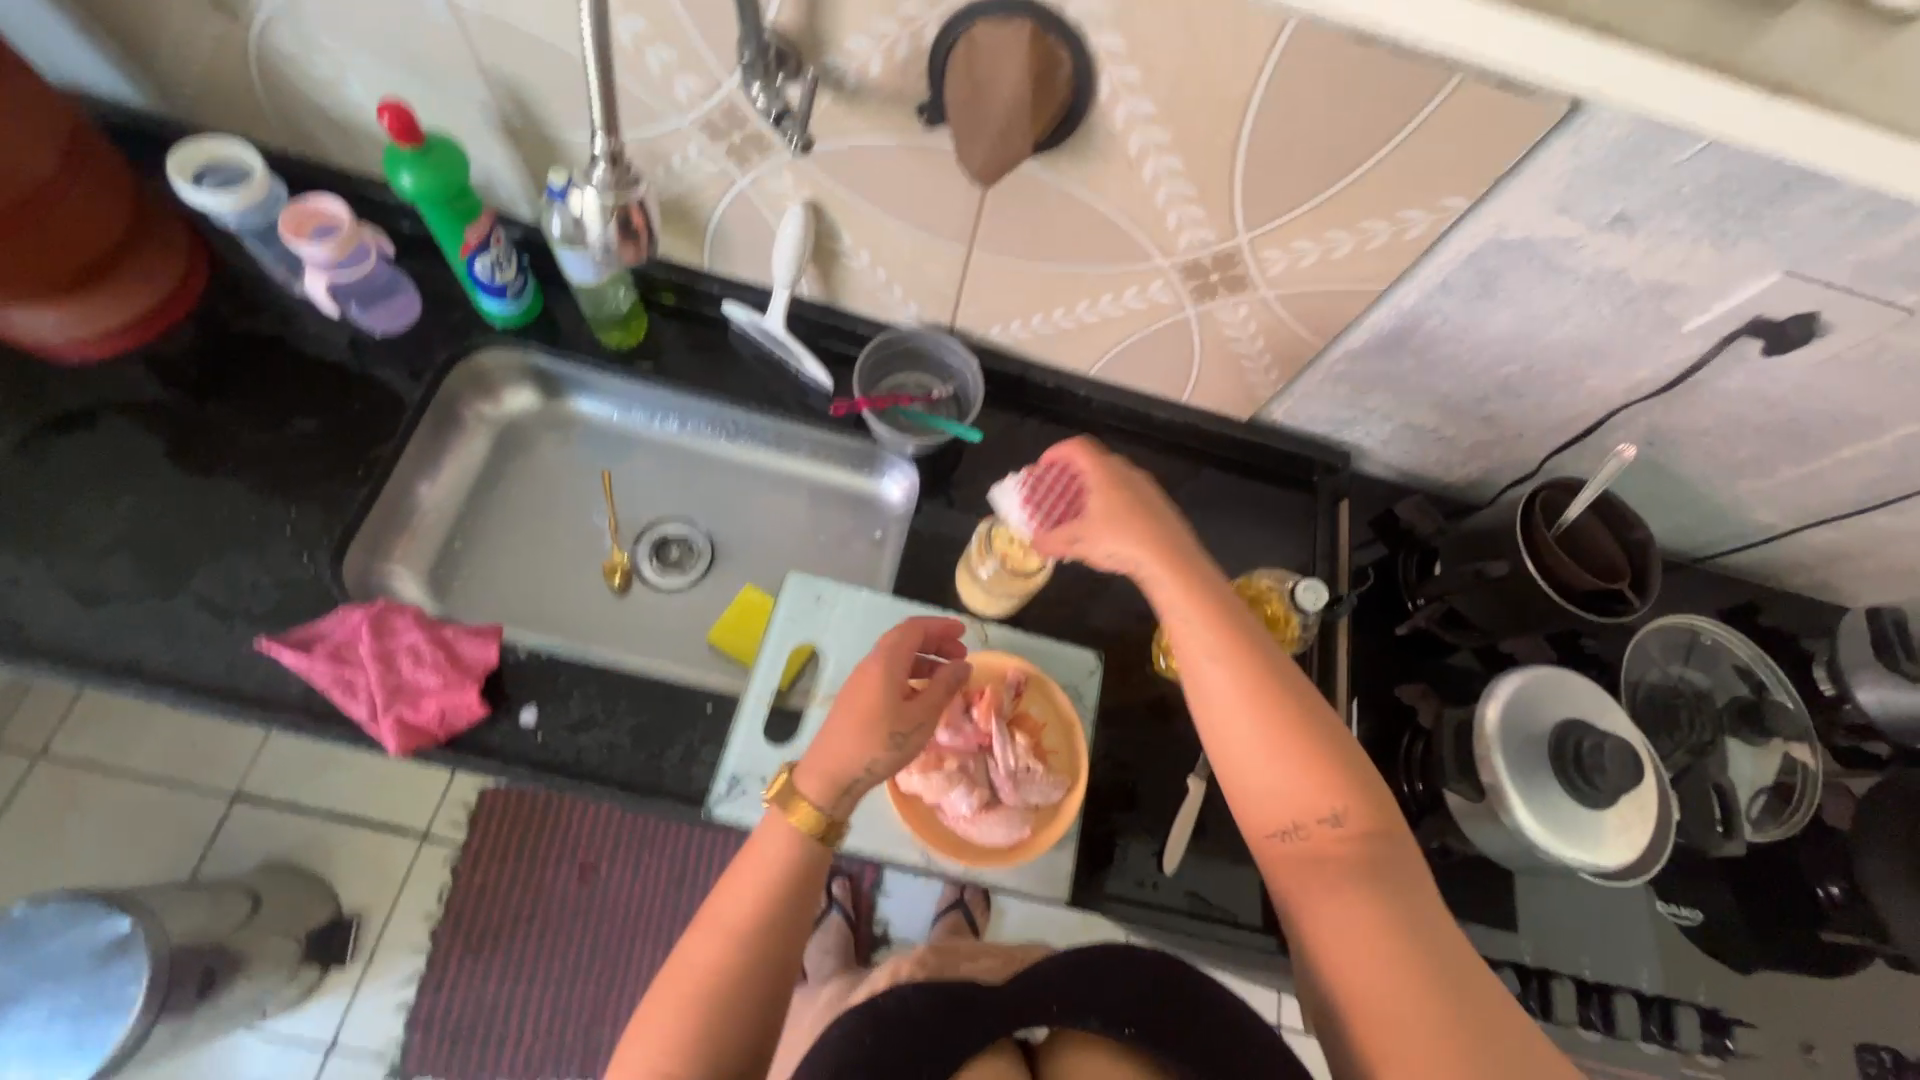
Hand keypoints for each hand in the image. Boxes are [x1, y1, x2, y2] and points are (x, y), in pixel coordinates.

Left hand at [794, 616, 971, 815]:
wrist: (831, 773)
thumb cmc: (881, 743)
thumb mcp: (922, 717)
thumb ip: (944, 687)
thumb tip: (963, 665)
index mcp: (886, 660)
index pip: (915, 628)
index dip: (941, 627)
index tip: (964, 633)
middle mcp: (871, 663)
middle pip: (905, 640)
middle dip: (935, 643)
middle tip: (960, 656)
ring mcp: (861, 680)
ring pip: (896, 658)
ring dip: (923, 661)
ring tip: (946, 678)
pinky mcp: (856, 697)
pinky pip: (887, 674)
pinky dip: (909, 675)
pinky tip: (921, 697)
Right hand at [1028, 436, 1206, 583]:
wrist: (1172, 559)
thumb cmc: (1120, 540)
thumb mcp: (1079, 542)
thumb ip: (1052, 540)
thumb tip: (1034, 544)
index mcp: (1104, 471)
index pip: (1077, 446)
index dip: (1057, 452)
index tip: (1043, 467)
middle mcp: (1126, 471)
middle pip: (1096, 460)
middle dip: (1074, 472)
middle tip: (1060, 490)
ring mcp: (1146, 486)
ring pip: (1115, 477)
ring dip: (1095, 488)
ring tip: (1082, 510)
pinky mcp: (1159, 504)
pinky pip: (1129, 493)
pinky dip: (1113, 500)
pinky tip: (1109, 526)